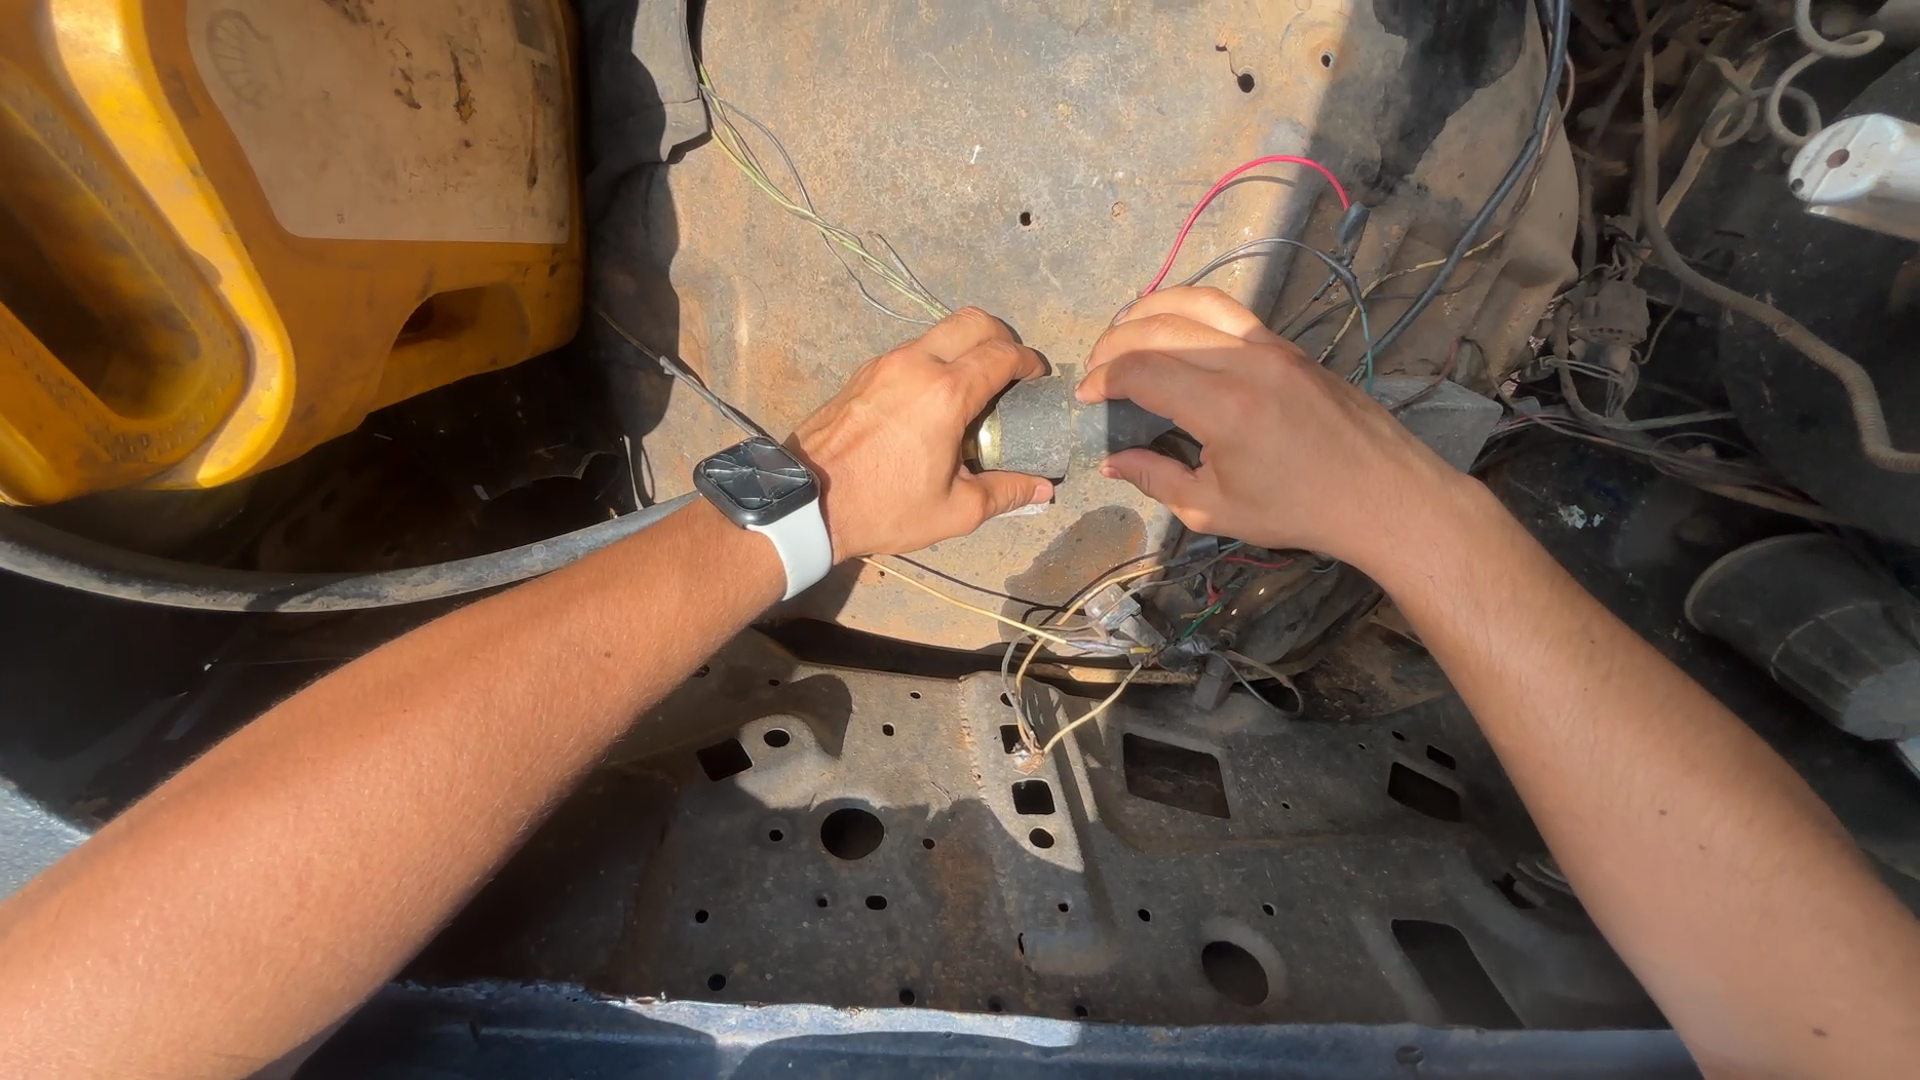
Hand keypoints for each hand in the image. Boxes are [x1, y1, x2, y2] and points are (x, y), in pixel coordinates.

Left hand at [794, 307, 1053, 558]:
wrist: (807, 502)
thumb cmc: (884, 508)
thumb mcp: (954, 511)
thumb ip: (1005, 493)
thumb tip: (1042, 490)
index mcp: (946, 395)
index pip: (1002, 355)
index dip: (1029, 362)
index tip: (1038, 379)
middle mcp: (916, 364)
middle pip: (974, 321)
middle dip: (1003, 337)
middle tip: (1012, 369)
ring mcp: (885, 363)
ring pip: (939, 331)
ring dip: (967, 345)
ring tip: (976, 384)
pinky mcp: (864, 372)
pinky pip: (912, 349)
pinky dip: (937, 358)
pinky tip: (937, 397)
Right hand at [1074, 287, 1476, 575]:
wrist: (1382, 494)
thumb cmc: (1296, 510)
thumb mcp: (1212, 508)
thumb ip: (1155, 478)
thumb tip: (1110, 461)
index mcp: (1223, 409)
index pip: (1142, 371)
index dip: (1103, 378)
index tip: (1084, 396)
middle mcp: (1245, 363)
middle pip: (1161, 328)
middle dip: (1114, 343)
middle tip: (1094, 368)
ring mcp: (1270, 347)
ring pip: (1196, 304)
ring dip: (1148, 310)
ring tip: (1121, 330)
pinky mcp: (1287, 346)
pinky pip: (1227, 311)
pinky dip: (1188, 310)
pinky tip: (1171, 327)